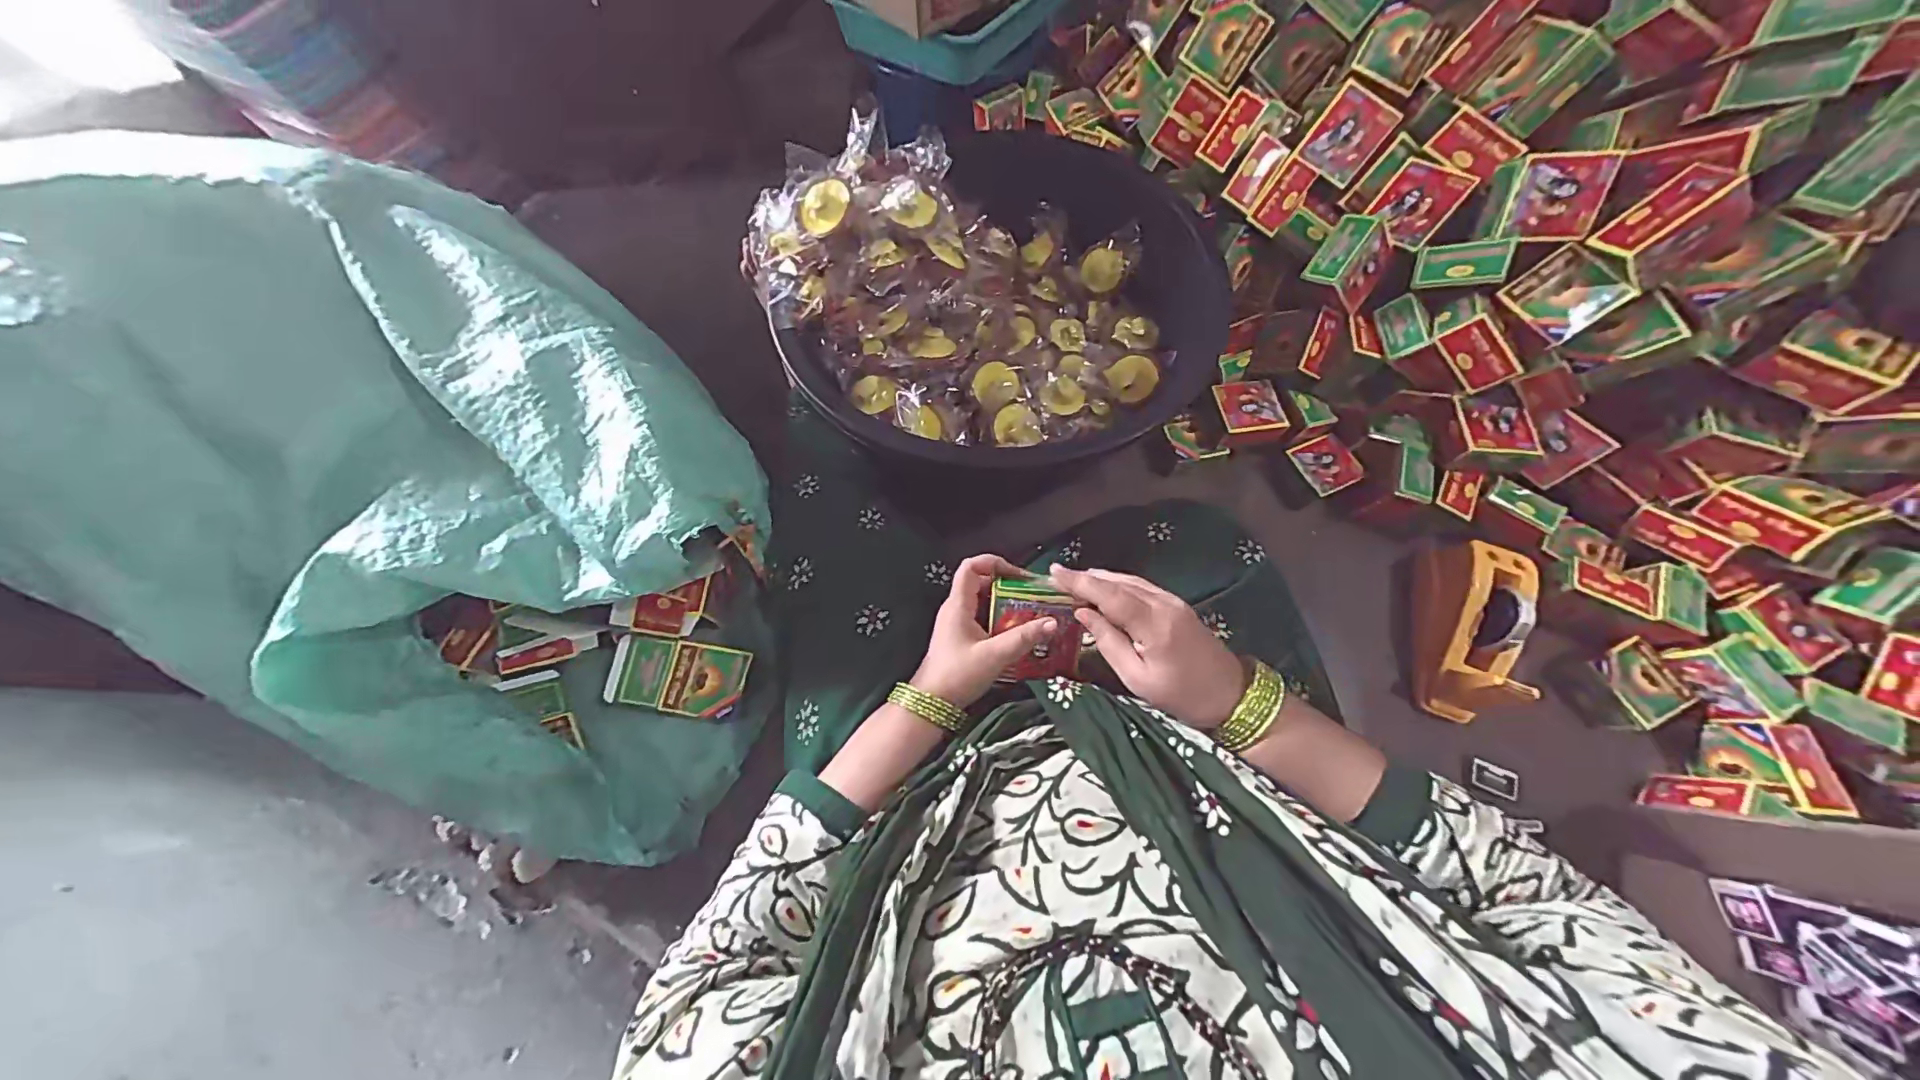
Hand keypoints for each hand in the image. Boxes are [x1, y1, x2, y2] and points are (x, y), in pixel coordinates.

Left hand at [910, 554, 1059, 709]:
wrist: (931, 704)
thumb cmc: (957, 675)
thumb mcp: (994, 656)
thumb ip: (1023, 638)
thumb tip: (1052, 622)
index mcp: (958, 605)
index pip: (971, 567)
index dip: (994, 563)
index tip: (1019, 576)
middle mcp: (956, 609)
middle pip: (982, 583)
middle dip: (1008, 586)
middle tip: (1033, 596)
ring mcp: (957, 624)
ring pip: (984, 603)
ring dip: (1007, 605)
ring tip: (1032, 614)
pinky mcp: (961, 638)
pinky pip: (983, 619)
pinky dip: (1001, 621)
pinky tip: (1019, 634)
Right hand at [1049, 565, 1245, 729]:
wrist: (1231, 695)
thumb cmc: (1181, 695)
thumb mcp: (1136, 677)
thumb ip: (1108, 642)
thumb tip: (1083, 614)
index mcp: (1153, 624)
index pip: (1109, 594)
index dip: (1079, 582)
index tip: (1053, 571)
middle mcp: (1163, 604)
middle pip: (1118, 583)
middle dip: (1086, 577)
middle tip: (1056, 576)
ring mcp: (1172, 602)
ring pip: (1130, 581)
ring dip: (1101, 579)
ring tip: (1073, 580)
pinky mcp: (1176, 605)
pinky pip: (1140, 587)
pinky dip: (1117, 585)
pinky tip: (1103, 588)